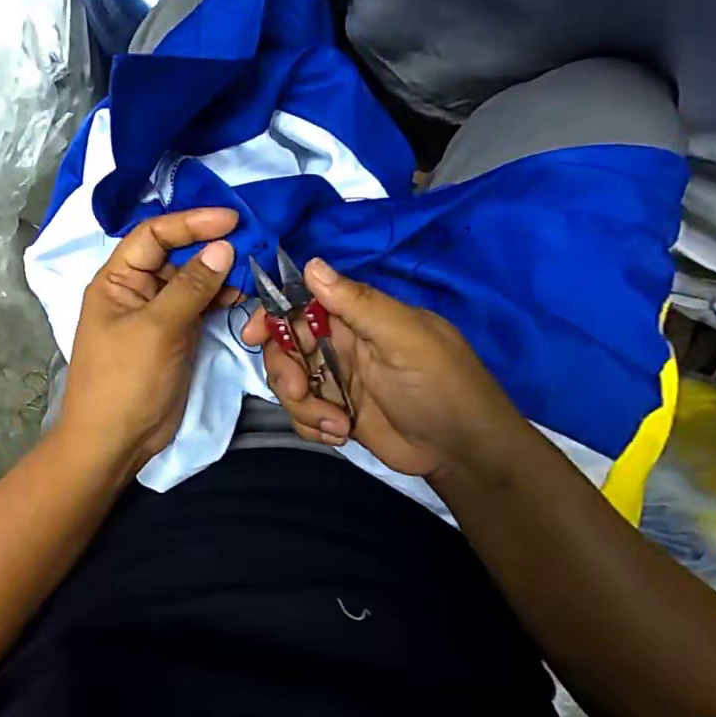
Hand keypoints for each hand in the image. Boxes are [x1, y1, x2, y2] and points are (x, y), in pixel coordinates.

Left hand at [55, 208, 239, 473]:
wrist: (115, 441)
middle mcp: (135, 290)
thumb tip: (222, 248)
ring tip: (253, 270)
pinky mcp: (174, 336)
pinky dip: (219, 299)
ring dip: (219, 274)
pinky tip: (243, 296)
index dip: (189, 222)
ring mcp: (156, 314)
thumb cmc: (125, 381)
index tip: (231, 219)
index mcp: (116, 280)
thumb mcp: (157, 329)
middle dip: (210, 246)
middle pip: (174, 255)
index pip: (152, 236)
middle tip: (252, 242)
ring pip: (191, 281)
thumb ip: (190, 288)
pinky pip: (198, 307)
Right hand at [242, 258, 525, 479]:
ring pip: (287, 383)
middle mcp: (340, 344)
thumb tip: (311, 264)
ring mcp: (335, 380)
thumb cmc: (441, 385)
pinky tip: (341, 434)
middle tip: (298, 391)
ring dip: (302, 406)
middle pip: (284, 346)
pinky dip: (312, 426)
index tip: (252, 335)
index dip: (272, 315)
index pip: (301, 303)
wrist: (463, 452)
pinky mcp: (333, 412)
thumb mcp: (404, 339)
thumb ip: (358, 303)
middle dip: (284, 371)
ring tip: (337, 424)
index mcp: (358, 317)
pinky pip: (300, 414)